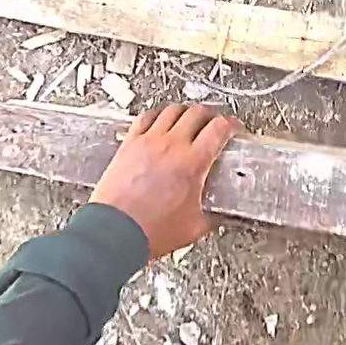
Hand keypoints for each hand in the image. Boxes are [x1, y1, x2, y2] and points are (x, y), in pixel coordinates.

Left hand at [91, 103, 240, 260]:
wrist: (111, 235)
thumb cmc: (149, 232)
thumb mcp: (193, 227)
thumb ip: (213, 216)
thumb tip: (222, 214)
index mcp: (192, 163)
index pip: (220, 128)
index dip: (232, 124)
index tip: (234, 129)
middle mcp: (172, 146)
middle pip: (198, 112)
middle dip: (211, 115)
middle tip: (214, 123)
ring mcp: (149, 142)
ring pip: (173, 110)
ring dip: (186, 111)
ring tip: (189, 118)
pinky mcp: (130, 144)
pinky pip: (146, 117)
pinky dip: (158, 114)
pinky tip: (161, 119)